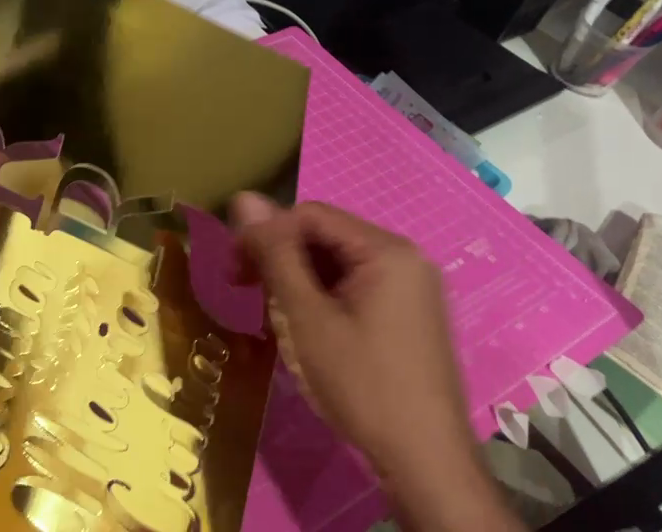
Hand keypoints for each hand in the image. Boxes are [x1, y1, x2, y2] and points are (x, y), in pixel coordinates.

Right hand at [230, 195, 479, 485]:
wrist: (427, 464)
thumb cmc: (362, 384)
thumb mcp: (306, 316)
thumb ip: (275, 254)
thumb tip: (243, 197)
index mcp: (386, 250)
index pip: (309, 215)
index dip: (265, 234)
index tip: (234, 270)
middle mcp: (405, 258)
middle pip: (324, 237)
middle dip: (279, 258)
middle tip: (244, 291)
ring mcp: (411, 289)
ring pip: (336, 264)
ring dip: (296, 281)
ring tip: (270, 316)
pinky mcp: (409, 316)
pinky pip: (354, 287)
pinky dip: (321, 299)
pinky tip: (303, 329)